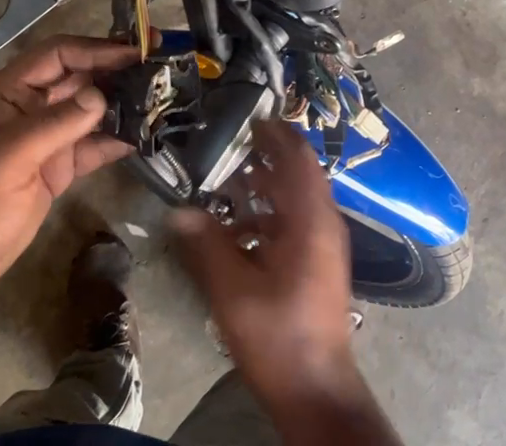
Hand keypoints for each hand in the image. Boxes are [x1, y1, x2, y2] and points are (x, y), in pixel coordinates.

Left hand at [0, 35, 138, 298]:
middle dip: (117, 72)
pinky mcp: (57, 169)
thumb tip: (101, 96)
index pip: (58, 55)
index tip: (135, 52)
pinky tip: (146, 136)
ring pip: (91, 111)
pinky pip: (93, 145)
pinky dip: (118, 140)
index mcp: (8, 94)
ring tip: (163, 99)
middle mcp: (30, 109)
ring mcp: (45, 140)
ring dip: (123, 104)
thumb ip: (53, 126)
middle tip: (161, 69)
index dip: (96, 49)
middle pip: (80, 78)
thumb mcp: (3, 161)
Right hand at [171, 120, 358, 412]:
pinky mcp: (319, 265)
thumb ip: (207, 244)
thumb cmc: (278, 334)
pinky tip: (238, 228)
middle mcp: (324, 225)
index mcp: (311, 220)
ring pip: (296, 201)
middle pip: (298, 175)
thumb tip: (180, 210)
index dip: (277, 134)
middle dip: (266, 157)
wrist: (316, 389)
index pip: (299, 159)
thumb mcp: (234, 289)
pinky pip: (295, 224)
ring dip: (265, 188)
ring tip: (227, 182)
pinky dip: (269, 216)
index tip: (250, 116)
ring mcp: (325, 246)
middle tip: (229, 143)